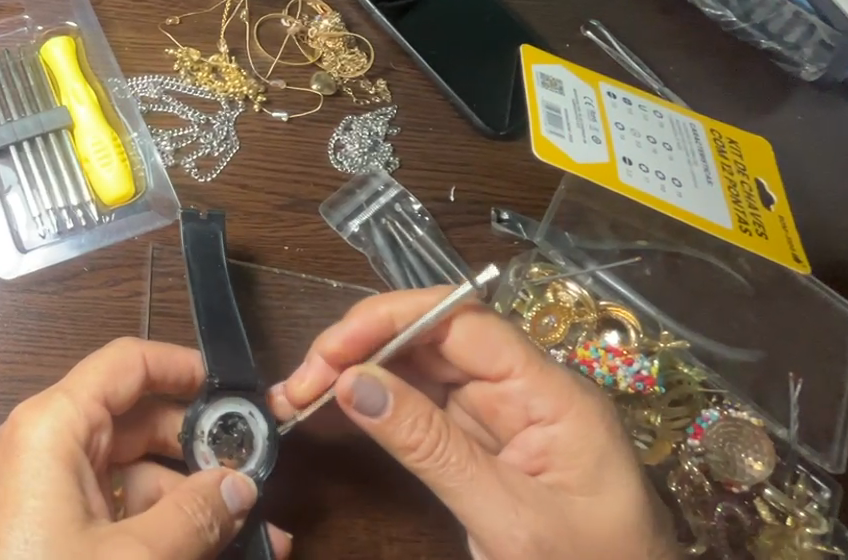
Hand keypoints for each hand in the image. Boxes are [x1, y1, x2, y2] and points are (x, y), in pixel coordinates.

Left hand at [0, 337, 292, 559]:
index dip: (183, 366)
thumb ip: (191, 518)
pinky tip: (213, 549)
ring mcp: (48, 485)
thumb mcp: (128, 558)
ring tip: (257, 528)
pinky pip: (114, 506)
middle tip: (261, 470)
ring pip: (131, 469)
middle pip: (135, 419)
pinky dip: (158, 522)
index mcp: (54, 423)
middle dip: (198, 446)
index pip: (126, 363)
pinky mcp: (51, 525)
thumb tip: (241, 484)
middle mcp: (48, 441)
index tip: (238, 391)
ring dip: (188, 495)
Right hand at [266, 288, 674, 559]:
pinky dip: (367, 406)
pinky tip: (327, 410)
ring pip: (412, 369)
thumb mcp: (513, 526)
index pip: (460, 320)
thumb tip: (350, 381)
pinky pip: (414, 408)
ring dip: (352, 376)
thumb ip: (431, 448)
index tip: (330, 351)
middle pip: (428, 339)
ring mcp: (499, 418)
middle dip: (358, 350)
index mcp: (551, 393)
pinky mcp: (478, 446)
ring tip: (296, 395)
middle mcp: (522, 391)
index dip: (388, 321)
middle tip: (299, 383)